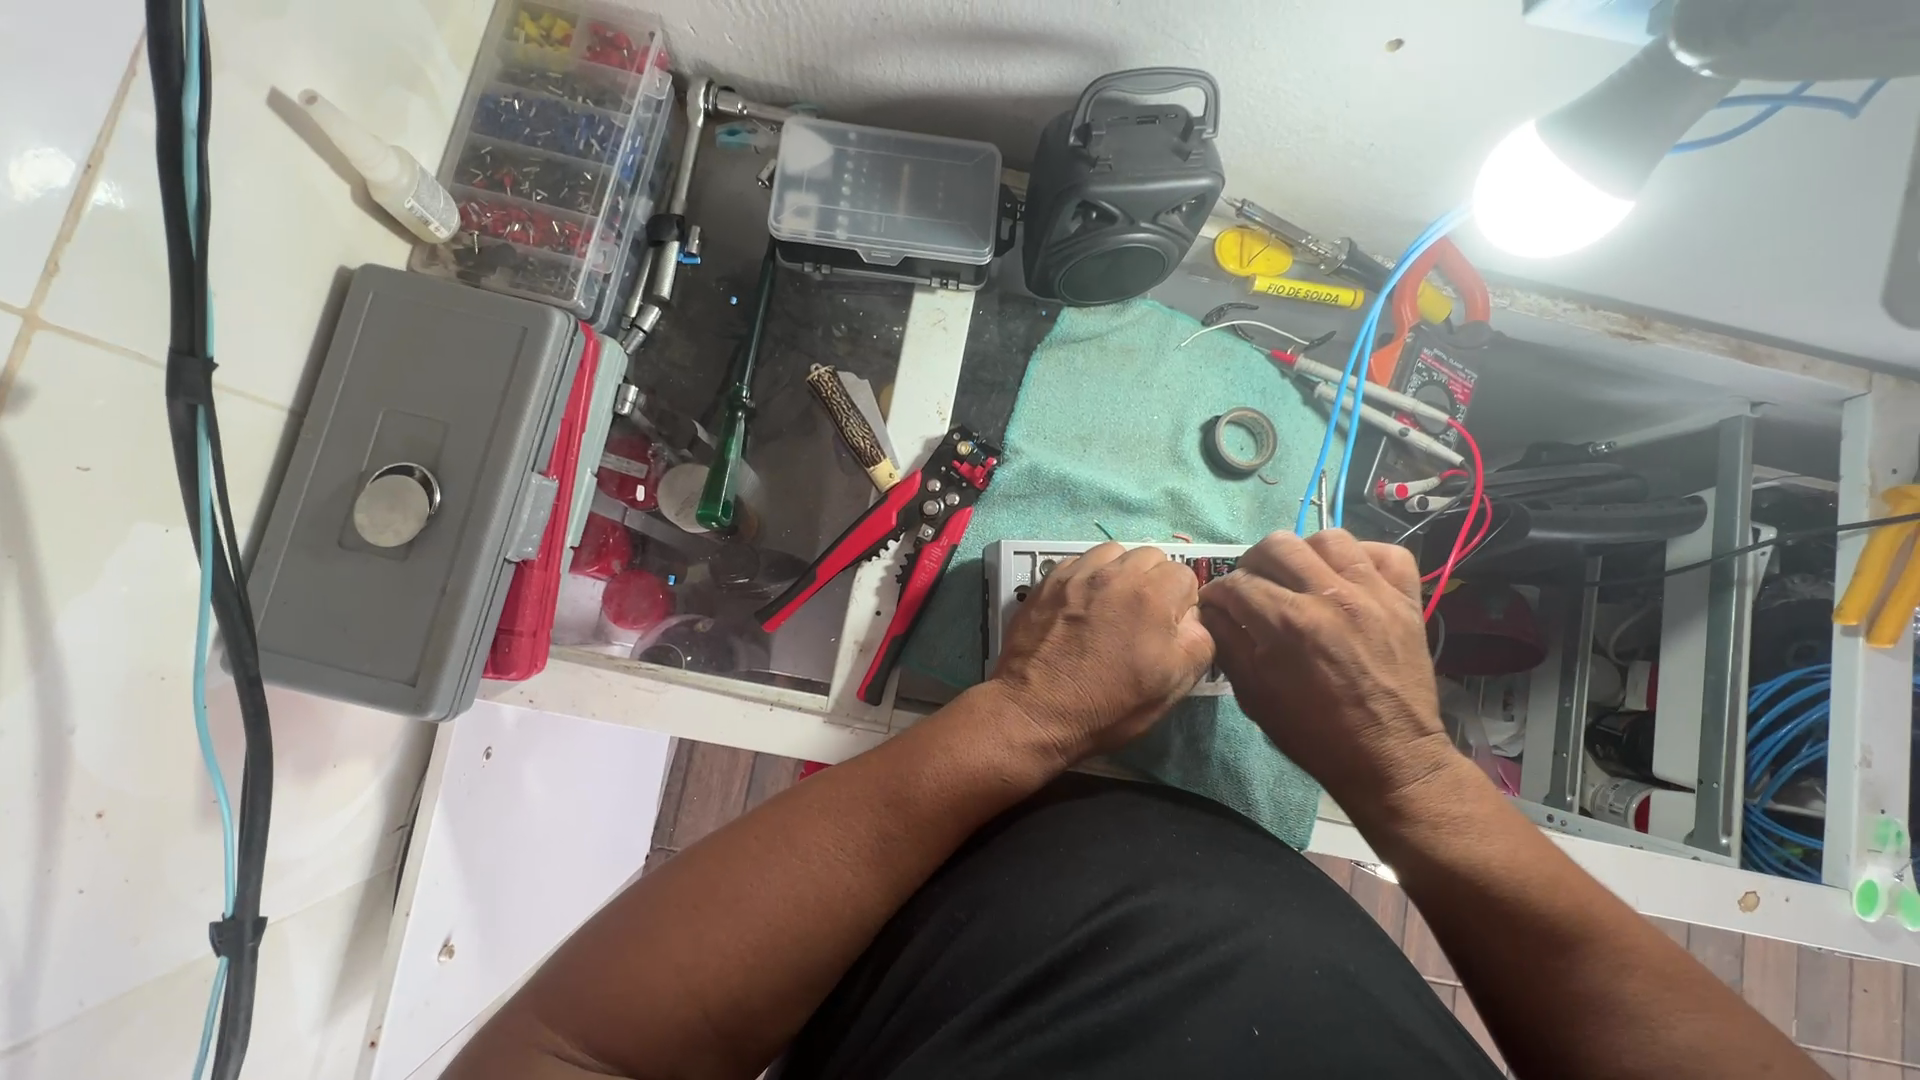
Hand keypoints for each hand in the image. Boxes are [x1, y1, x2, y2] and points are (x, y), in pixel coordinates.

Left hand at [989, 543, 1214, 766]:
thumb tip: (1192, 617)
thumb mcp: (1174, 684)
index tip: (1168, 627)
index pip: (1186, 575)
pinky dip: (1088, 576)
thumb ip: (1198, 640)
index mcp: (1153, 595)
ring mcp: (1078, 573)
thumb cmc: (1109, 704)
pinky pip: (1079, 562)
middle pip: (1150, 557)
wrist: (1036, 710)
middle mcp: (1115, 574)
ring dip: (1120, 572)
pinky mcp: (1048, 580)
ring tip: (1112, 604)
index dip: (1182, 603)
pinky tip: (1082, 604)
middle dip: (1153, 581)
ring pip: (1113, 552)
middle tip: (1142, 616)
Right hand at [1198, 529, 1455, 811]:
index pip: (1236, 583)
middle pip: (1277, 545)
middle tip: (1253, 587)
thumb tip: (1211, 610)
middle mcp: (1329, 596)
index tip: (1217, 606)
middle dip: (1253, 564)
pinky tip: (1347, 577)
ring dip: (1304, 554)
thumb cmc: (1313, 733)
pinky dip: (1362, 557)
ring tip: (1300, 577)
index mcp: (1286, 623)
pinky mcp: (1405, 600)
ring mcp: (1373, 593)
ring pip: (1328, 538)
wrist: (1388, 758)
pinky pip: (1386, 553)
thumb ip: (1227, 642)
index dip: (1217, 594)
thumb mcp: (1253, 694)